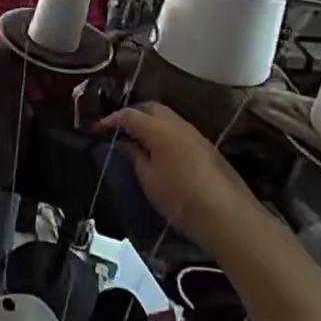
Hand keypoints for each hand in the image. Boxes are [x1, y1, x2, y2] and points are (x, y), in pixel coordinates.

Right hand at [97, 102, 263, 251]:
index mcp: (160, 129)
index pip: (130, 115)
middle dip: (133, 115)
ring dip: (150, 123)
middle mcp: (178, 124)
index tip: (97, 129)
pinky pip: (178, 130)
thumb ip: (135, 157)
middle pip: (151, 109)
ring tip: (136, 141)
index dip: (112, 120)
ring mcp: (195, 134)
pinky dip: (164, 133)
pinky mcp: (205, 146)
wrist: (223, 212)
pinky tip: (158, 150)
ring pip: (168, 118)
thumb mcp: (148, 179)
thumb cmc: (180, 196)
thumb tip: (125, 144)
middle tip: (118, 130)